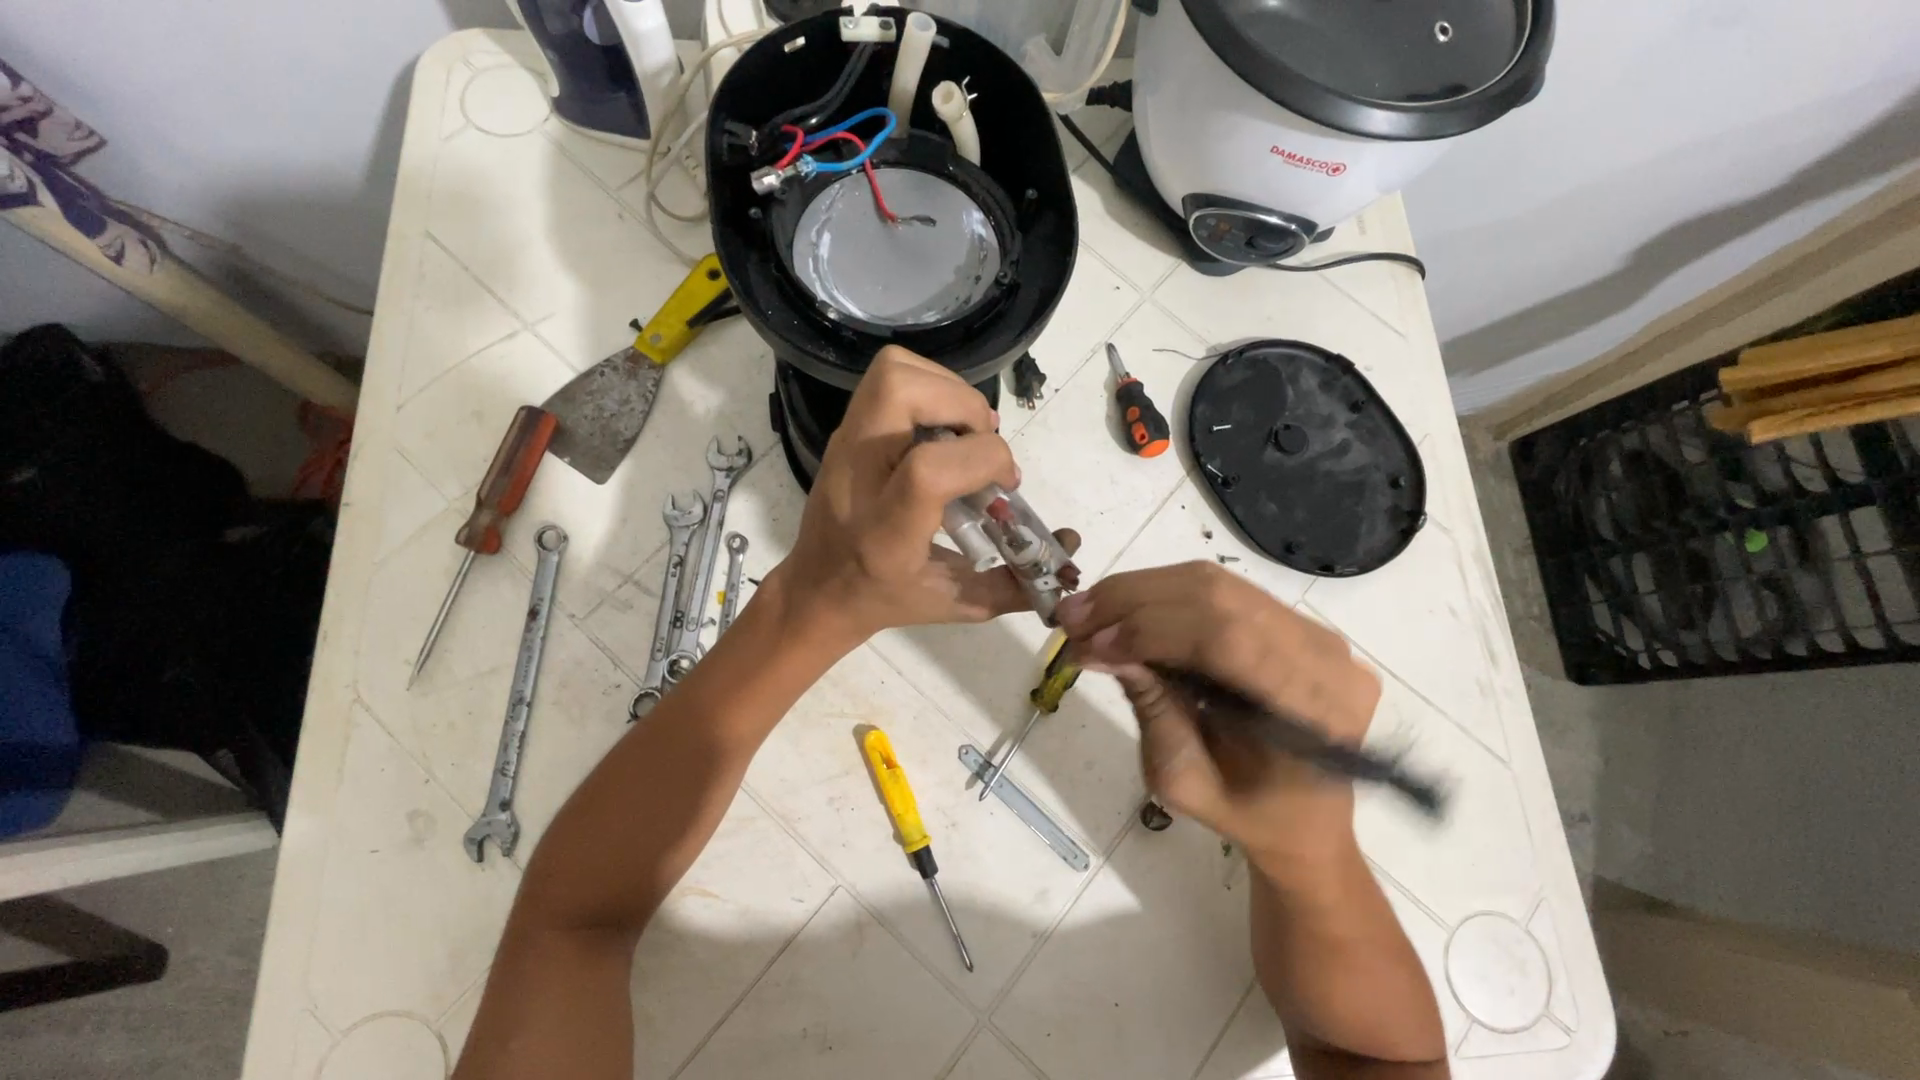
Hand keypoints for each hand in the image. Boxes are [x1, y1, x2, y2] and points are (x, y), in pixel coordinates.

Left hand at [770, 347, 1078, 646]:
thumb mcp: (955, 604)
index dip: (983, 460)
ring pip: (892, 373)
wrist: (817, 589)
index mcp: (884, 533)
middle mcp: (857, 478)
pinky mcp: (846, 430)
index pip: (928, 471)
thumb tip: (1069, 551)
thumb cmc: (886, 600)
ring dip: (946, 387)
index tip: (1005, 484)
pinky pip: (887, 378)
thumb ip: (1015, 584)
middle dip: (961, 403)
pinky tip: (945, 426)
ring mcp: (845, 446)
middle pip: (899, 393)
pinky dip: (928, 385)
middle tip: (982, 441)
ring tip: (966, 430)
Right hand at [1053, 562, 1379, 873]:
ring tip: (1086, 610)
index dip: (1152, 631)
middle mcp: (1327, 658)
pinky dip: (1161, 593)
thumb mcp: (1187, 783)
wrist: (1305, 819)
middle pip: (1222, 598)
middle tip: (1072, 618)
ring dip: (1141, 590)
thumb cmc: (1248, 815)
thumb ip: (1153, 713)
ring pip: (1217, 583)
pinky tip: (1120, 608)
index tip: (1088, 643)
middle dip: (1135, 601)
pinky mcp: (1294, 622)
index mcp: (1314, 712)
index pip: (1228, 642)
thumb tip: (1100, 648)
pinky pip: (1222, 590)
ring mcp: (1317, 633)